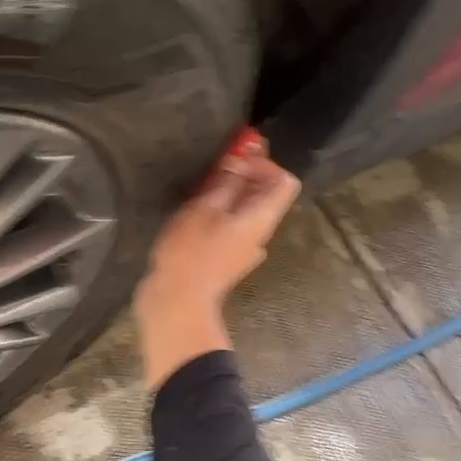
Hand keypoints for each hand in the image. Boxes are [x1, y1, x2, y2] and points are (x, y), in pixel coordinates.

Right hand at [133, 139, 300, 388]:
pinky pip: (230, 233)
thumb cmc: (190, 252)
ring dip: (227, 199)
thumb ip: (227, 179)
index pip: (285, 182)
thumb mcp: (206, 206)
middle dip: (243, 178)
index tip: (235, 163)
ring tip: (199, 196)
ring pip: (245, 216)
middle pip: (265, 198)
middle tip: (213, 173)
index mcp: (262, 219)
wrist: (175, 303)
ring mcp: (243, 254)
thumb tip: (242, 157)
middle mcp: (260, 237)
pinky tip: (193, 221)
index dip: (264, 164)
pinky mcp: (225, 265)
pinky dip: (218, 219)